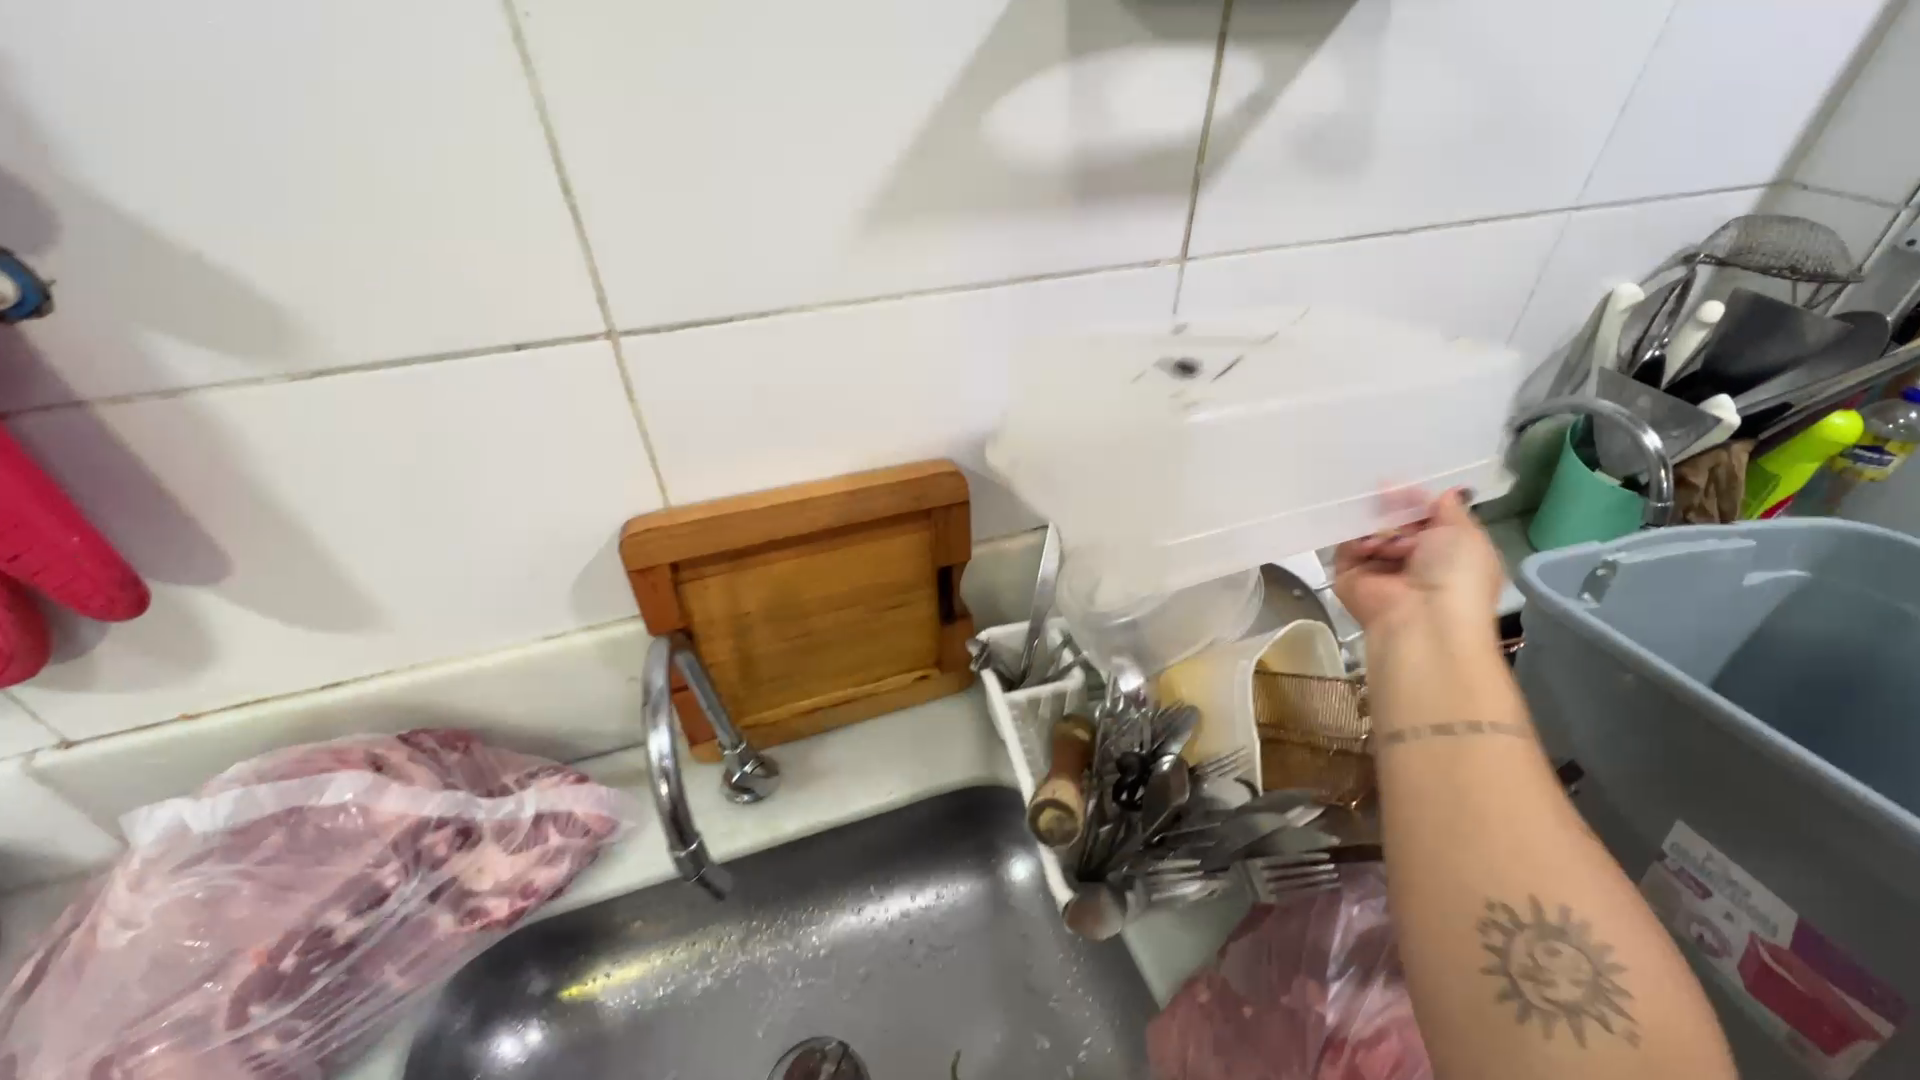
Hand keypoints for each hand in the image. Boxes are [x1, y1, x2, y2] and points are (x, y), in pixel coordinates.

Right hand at [1332, 488, 1503, 635]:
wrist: (1422, 617)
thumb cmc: (1454, 574)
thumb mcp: (1465, 533)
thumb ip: (1448, 509)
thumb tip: (1438, 492)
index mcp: (1445, 553)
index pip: (1425, 518)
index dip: (1415, 501)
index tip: (1401, 483)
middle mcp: (1412, 562)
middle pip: (1394, 523)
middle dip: (1391, 509)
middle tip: (1384, 495)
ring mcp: (1379, 570)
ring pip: (1369, 532)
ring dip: (1375, 527)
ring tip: (1386, 537)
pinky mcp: (1349, 577)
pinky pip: (1345, 548)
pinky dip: (1353, 541)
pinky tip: (1369, 546)